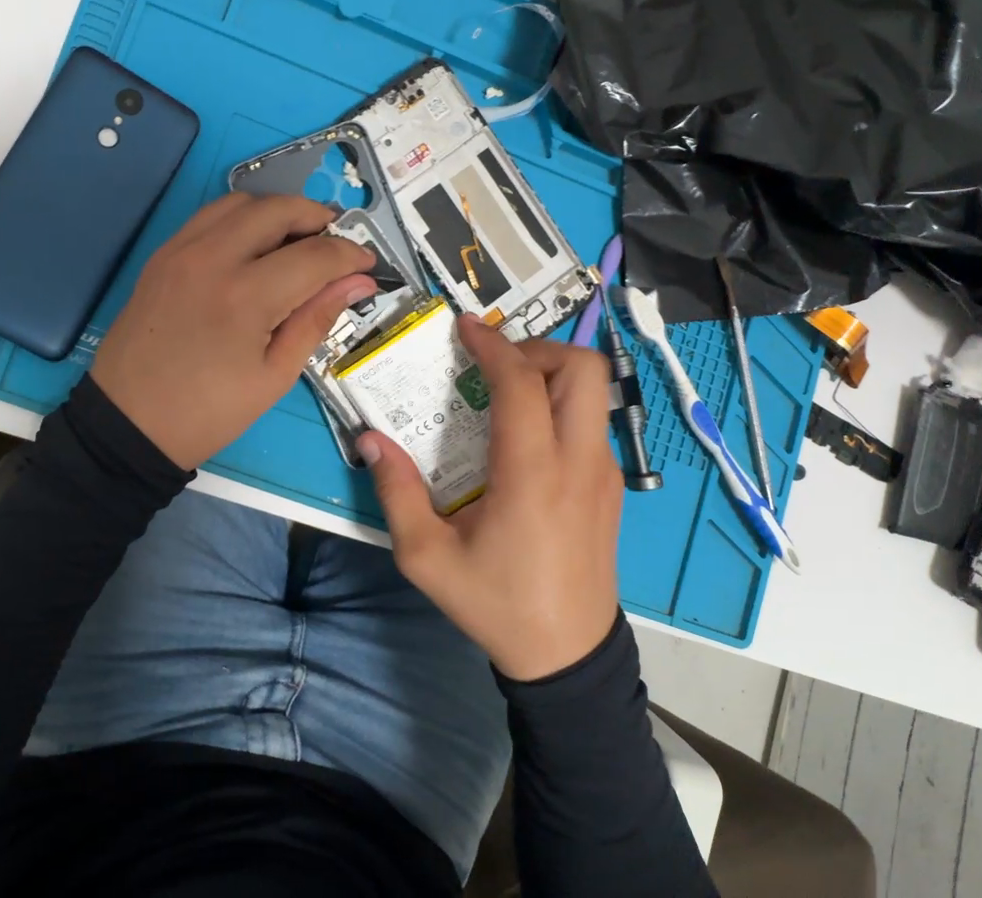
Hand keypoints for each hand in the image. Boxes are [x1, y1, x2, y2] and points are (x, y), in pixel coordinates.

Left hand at [92, 193, 376, 468]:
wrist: (128, 423)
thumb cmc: (207, 413)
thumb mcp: (273, 376)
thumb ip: (316, 320)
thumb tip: (357, 282)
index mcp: (246, 296)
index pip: (314, 255)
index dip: (349, 256)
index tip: (367, 266)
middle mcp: (212, 258)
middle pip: (276, 209)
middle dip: (315, 218)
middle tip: (335, 243)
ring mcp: (181, 251)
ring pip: (239, 203)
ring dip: (275, 211)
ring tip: (296, 239)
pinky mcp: (162, 256)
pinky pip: (207, 217)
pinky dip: (239, 219)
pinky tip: (252, 246)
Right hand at [359, 315, 622, 680]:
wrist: (566, 654)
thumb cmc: (494, 602)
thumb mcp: (426, 557)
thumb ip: (396, 493)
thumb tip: (371, 440)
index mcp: (532, 474)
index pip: (522, 382)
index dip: (491, 345)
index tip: (462, 327)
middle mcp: (578, 462)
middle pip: (582, 368)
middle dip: (535, 349)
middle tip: (491, 365)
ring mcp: (603, 473)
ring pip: (594, 392)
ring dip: (550, 374)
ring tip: (502, 393)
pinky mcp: (610, 487)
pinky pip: (592, 422)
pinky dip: (560, 405)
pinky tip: (522, 436)